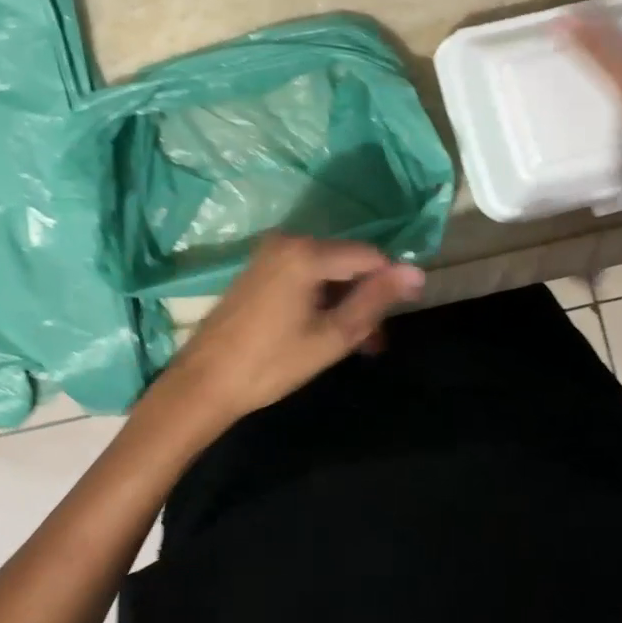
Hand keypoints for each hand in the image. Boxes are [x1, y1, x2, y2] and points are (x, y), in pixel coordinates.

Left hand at [158, 235, 424, 425]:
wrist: (204, 381)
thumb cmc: (272, 363)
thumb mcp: (332, 336)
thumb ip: (374, 300)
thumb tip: (416, 271)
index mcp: (306, 252)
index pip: (369, 255)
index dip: (390, 284)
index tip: (398, 319)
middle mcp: (287, 241)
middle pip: (347, 261)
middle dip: (365, 298)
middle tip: (373, 344)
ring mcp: (269, 253)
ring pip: (326, 271)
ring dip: (344, 302)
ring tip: (353, 346)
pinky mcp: (258, 268)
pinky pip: (304, 274)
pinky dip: (320, 298)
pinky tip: (324, 331)